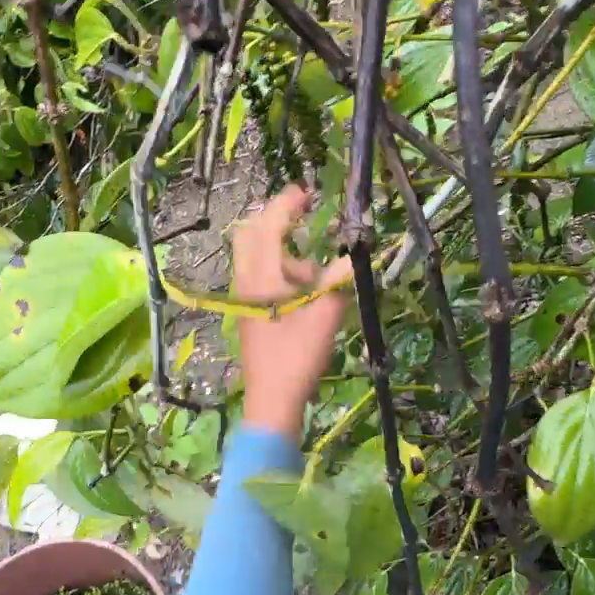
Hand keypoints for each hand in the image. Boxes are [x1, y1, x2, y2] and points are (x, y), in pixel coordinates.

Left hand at [229, 185, 351, 441]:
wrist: (272, 400)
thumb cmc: (298, 358)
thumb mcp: (326, 317)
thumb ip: (337, 281)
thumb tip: (350, 258)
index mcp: (262, 276)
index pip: (269, 226)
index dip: (286, 204)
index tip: (306, 193)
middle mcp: (246, 282)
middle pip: (250, 235)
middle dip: (275, 221)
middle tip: (302, 217)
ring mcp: (244, 300)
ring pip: (256, 259)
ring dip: (283, 254)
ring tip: (313, 280)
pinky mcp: (248, 315)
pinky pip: (260, 279)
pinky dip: (280, 274)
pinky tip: (303, 297)